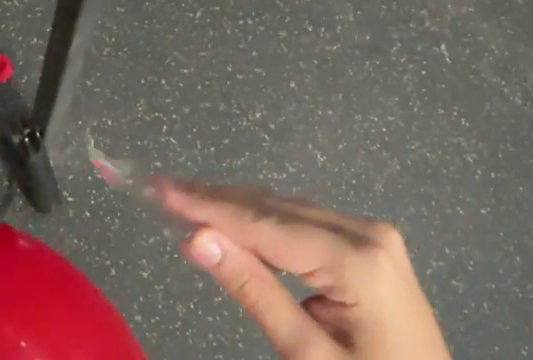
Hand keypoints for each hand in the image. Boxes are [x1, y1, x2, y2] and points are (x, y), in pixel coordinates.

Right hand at [153, 179, 449, 359]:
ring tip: (184, 202)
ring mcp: (372, 235)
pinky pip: (304, 222)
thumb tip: (196, 237)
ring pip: (287, 210)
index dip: (207, 205)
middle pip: (274, 208)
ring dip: (236, 207)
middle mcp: (367, 231)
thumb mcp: (309, 355)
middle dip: (215, 200)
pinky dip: (263, 221)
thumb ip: (254, 292)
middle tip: (161, 191)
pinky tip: (233, 220)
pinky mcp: (370, 245)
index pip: (263, 223)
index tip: (159, 189)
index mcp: (356, 259)